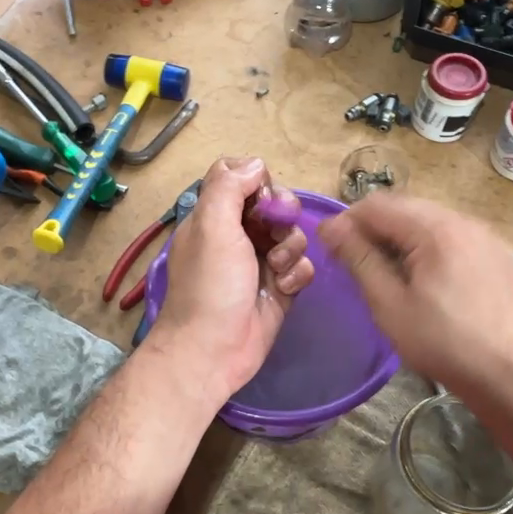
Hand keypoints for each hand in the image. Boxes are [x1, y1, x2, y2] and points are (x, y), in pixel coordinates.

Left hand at [148, 158, 313, 401]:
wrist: (214, 350)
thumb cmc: (211, 285)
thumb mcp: (212, 226)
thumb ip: (229, 186)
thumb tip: (255, 164)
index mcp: (214, 218)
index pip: (241, 179)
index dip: (257, 183)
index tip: (260, 198)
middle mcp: (236, 237)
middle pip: (274, 205)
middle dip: (282, 215)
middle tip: (275, 232)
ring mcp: (259, 264)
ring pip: (292, 235)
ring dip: (291, 248)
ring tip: (277, 269)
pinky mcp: (279, 290)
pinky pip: (301, 268)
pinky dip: (297, 275)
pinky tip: (284, 289)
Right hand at [318, 192, 512, 412]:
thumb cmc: (444, 344)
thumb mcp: (390, 305)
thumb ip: (360, 260)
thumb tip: (330, 227)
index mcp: (435, 228)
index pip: (376, 204)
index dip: (346, 223)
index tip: (331, 252)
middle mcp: (464, 221)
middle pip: (405, 208)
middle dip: (374, 231)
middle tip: (357, 267)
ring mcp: (487, 237)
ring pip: (430, 223)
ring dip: (401, 241)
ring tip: (389, 278)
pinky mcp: (499, 257)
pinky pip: (454, 239)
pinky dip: (430, 251)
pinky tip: (427, 285)